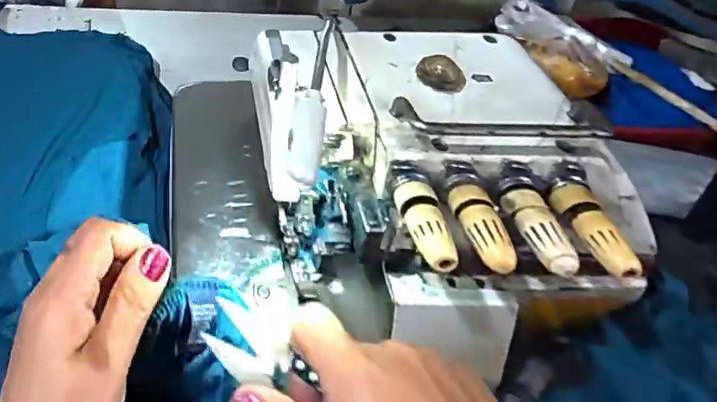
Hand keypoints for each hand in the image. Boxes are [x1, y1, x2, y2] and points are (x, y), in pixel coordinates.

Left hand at [0, 217, 171, 401]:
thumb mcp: (108, 363)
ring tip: (141, 310)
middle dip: (127, 253)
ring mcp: (42, 303)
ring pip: (83, 261)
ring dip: (117, 272)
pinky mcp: (44, 322)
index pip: (97, 231)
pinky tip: (118, 321)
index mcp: (58, 290)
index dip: (133, 240)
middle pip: (88, 241)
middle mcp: (45, 285)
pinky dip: (102, 289)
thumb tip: (155, 254)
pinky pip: (76, 284)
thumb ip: (130, 306)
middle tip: (155, 295)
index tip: (161, 277)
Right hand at [229, 303, 493, 401]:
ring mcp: (437, 365)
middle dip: (344, 384)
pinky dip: (422, 397)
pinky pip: (429, 376)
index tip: (309, 393)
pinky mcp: (473, 384)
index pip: (308, 324)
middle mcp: (392, 352)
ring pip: (390, 365)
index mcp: (355, 367)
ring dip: (385, 392)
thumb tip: (243, 390)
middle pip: (348, 350)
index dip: (301, 354)